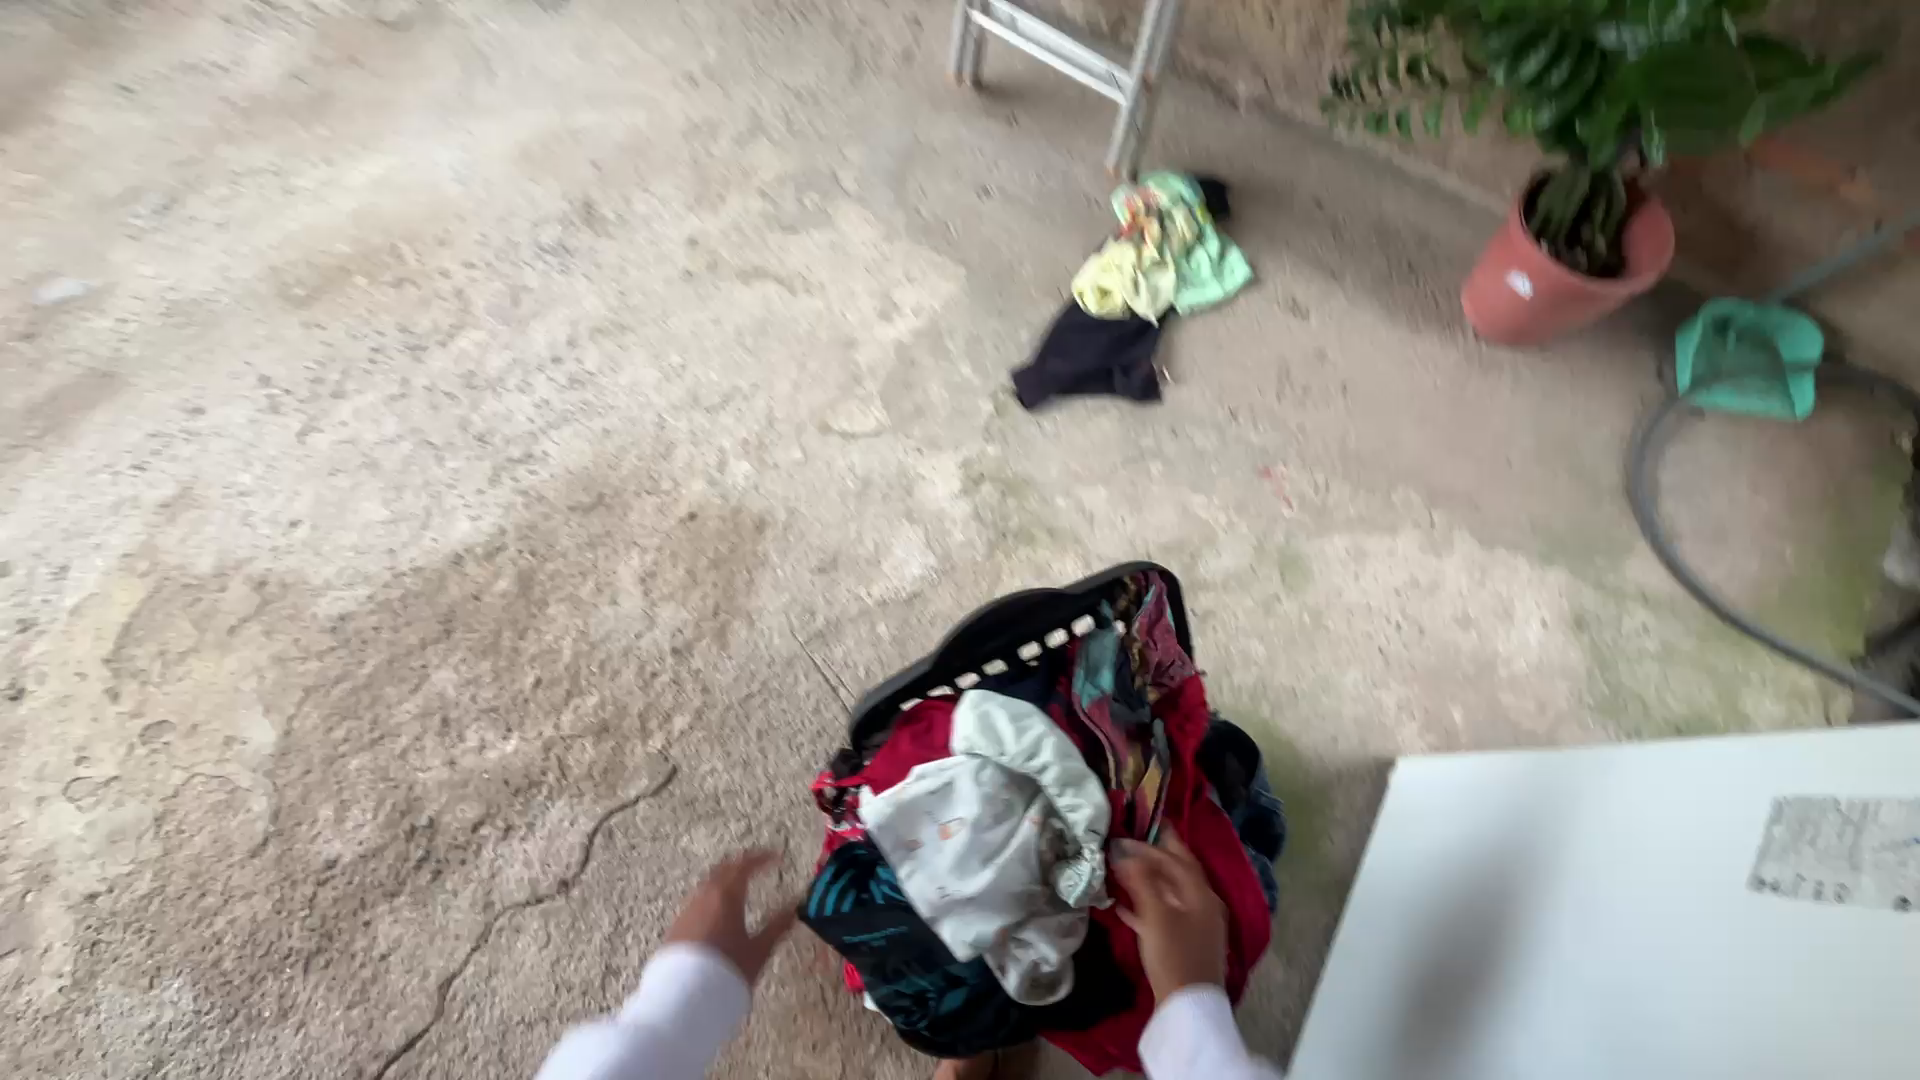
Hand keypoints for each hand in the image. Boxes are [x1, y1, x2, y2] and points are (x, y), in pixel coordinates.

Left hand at [662, 849, 798, 985]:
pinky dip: (711, 898)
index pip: (744, 865)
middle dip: (740, 864)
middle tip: (756, 866)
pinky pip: (696, 902)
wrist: (680, 1001)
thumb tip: (795, 907)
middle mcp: (704, 898)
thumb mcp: (758, 952)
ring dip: (724, 881)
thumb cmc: (725, 973)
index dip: (761, 858)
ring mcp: (687, 912)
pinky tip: (716, 914)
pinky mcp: (675, 929)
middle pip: (722, 869)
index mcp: (727, 896)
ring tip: (737, 889)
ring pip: (707, 885)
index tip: (775, 857)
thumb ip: (777, 927)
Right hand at [1110, 828, 1226, 1002]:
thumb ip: (1141, 880)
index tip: (1124, 835)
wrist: (1187, 1008)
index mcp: (1200, 893)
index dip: (1149, 845)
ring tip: (1122, 869)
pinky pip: (1165, 913)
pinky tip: (1124, 906)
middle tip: (1135, 837)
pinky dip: (1146, 904)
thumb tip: (1125, 852)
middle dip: (1155, 854)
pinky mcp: (1185, 943)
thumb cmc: (1173, 955)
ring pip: (1169, 891)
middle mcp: (1203, 904)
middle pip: (1177, 871)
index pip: (1175, 858)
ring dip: (1147, 878)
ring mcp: (1196, 924)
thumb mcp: (1155, 914)